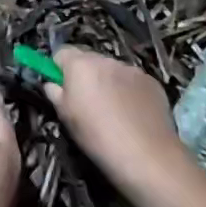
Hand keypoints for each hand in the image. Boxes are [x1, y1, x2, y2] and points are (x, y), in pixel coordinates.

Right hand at [44, 48, 193, 189]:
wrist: (146, 154)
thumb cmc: (96, 136)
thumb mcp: (65, 117)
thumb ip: (54, 93)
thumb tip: (53, 85)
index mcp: (80, 64)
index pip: (61, 52)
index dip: (58, 68)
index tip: (61, 88)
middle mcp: (107, 60)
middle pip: (89, 59)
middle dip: (85, 75)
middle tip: (86, 102)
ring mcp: (132, 69)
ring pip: (112, 70)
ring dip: (108, 82)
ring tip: (112, 111)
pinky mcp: (152, 82)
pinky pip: (133, 81)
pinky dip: (129, 91)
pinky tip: (132, 114)